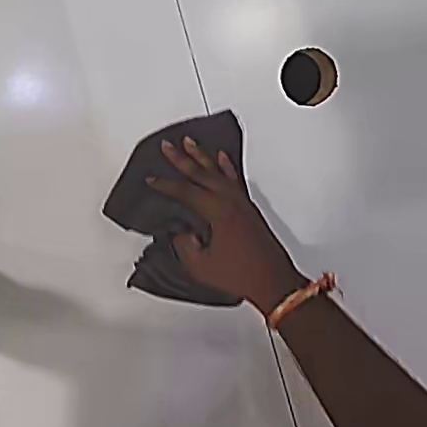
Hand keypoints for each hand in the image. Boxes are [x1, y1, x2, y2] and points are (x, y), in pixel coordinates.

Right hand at [149, 136, 305, 311]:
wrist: (275, 284)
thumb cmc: (240, 275)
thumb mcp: (199, 265)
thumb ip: (185, 245)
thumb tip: (182, 233)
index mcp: (218, 212)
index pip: (185, 191)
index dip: (165, 184)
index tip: (151, 179)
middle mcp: (230, 202)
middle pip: (201, 173)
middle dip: (181, 158)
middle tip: (167, 145)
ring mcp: (241, 203)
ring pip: (217, 171)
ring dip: (202, 156)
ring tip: (190, 142)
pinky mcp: (248, 209)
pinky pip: (234, 179)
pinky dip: (226, 166)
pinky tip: (222, 158)